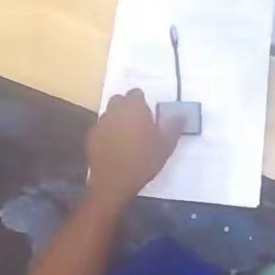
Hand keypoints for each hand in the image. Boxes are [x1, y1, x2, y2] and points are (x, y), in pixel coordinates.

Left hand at [86, 89, 182, 206]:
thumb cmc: (144, 160)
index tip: (148, 114)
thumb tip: (182, 115)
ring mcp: (101, 123)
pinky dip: (107, 133)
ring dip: (116, 119)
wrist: (115, 181)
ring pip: (108, 113)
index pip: (136, 93)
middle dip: (127, 106)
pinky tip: (114, 147)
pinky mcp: (91, 137)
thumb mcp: (166, 145)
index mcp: (134, 108)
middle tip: (138, 122)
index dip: (142, 101)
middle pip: (119, 100)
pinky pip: (101, 129)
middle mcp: (115, 111)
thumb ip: (174, 127)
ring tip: (126, 135)